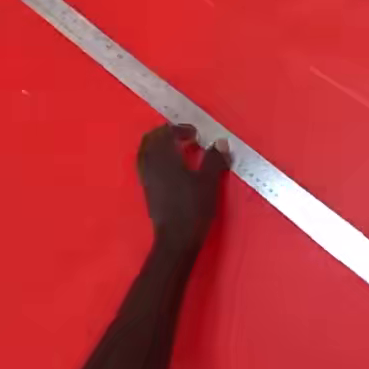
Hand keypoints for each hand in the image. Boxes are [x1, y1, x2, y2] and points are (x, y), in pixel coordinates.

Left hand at [135, 124, 229, 253]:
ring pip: (147, 152)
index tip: (196, 134)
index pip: (166, 133)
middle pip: (151, 140)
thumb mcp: (209, 182)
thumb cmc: (193, 208)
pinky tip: (173, 168)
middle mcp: (151, 165)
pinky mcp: (148, 191)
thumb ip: (214, 160)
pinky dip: (158, 159)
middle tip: (185, 137)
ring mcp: (147, 178)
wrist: (176, 239)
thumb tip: (221, 142)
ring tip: (179, 150)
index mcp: (164, 158)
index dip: (180, 129)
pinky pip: (147, 165)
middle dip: (167, 134)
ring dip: (161, 146)